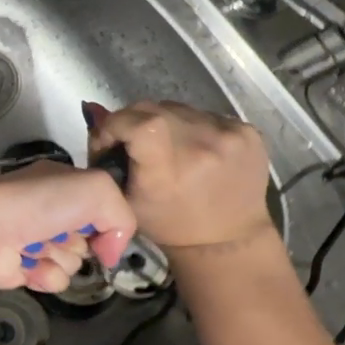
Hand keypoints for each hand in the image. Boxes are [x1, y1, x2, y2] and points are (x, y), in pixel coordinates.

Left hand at [0, 161, 134, 293]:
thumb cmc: (35, 203)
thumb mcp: (96, 190)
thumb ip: (122, 217)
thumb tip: (110, 253)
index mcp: (63, 188)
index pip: (102, 210)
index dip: (107, 222)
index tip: (101, 228)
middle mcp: (48, 215)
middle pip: (90, 241)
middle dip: (81, 242)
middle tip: (57, 233)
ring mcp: (33, 243)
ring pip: (73, 264)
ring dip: (60, 259)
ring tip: (34, 247)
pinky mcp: (18, 270)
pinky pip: (52, 282)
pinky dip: (44, 276)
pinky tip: (26, 265)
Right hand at [88, 100, 272, 251]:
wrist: (226, 235)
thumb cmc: (167, 222)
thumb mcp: (124, 199)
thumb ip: (107, 159)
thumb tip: (96, 114)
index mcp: (168, 169)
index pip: (137, 120)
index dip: (114, 124)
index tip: (109, 141)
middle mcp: (202, 145)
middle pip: (153, 108)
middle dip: (132, 121)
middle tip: (131, 143)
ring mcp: (230, 135)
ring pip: (178, 109)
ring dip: (162, 123)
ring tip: (164, 148)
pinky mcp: (249, 131)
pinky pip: (204, 115)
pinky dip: (189, 127)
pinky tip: (192, 149)